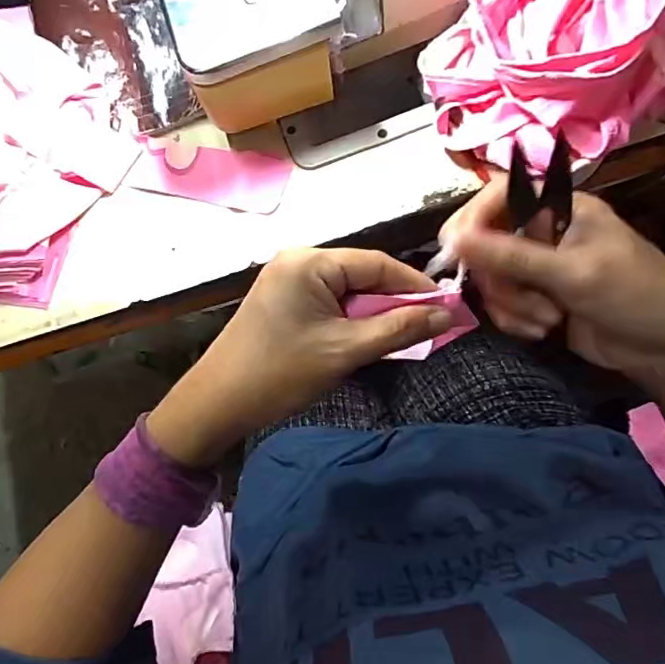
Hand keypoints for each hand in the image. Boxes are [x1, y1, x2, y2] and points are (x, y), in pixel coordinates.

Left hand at [147, 248, 450, 465]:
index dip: (415, 286)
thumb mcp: (345, 351)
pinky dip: (351, 320)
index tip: (447, 309)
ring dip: (375, 313)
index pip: (377, 263)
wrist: (217, 403)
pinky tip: (369, 338)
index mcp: (309, 262)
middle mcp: (297, 261)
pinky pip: (328, 302)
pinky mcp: (282, 301)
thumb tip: (445, 315)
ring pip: (347, 291)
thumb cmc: (280, 374)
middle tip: (430, 327)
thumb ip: (398, 329)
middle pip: (362, 274)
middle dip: (395, 301)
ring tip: (404, 336)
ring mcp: (287, 280)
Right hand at [443, 177, 664, 386]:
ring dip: (513, 305)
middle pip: (486, 243)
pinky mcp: (536, 299)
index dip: (471, 219)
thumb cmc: (636, 296)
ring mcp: (538, 267)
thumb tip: (453, 239)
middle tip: (526, 299)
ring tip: (549, 319)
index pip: (498, 196)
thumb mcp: (573, 273)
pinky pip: (502, 304)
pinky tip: (545, 330)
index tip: (454, 251)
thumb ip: (510, 256)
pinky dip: (516, 320)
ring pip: (491, 278)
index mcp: (561, 207)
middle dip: (500, 279)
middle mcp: (544, 231)